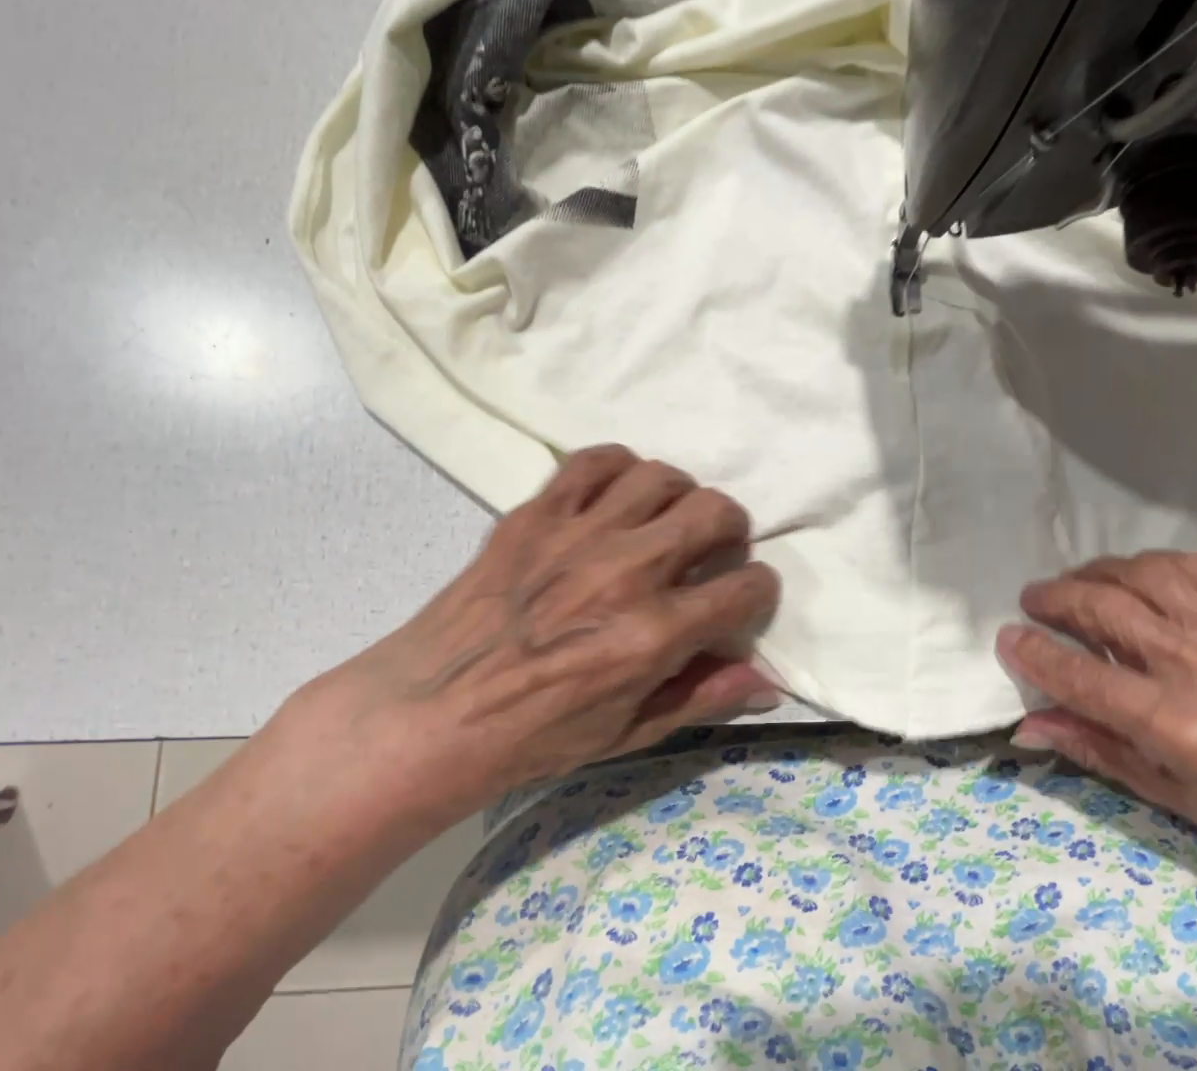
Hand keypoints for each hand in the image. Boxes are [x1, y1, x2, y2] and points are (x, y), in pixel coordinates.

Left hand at [279, 446, 781, 827]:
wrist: (428, 714)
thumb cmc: (533, 736)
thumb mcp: (628, 733)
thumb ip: (703, 699)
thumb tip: (768, 683)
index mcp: (653, 635)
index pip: (746, 587)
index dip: (758, 593)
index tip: (742, 603)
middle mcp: (625, 572)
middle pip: (716, 511)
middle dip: (732, 532)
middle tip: (713, 555)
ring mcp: (577, 535)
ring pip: (663, 476)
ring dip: (681, 497)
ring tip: (666, 524)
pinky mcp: (535, 514)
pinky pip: (595, 460)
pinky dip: (620, 470)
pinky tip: (618, 499)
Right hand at [996, 552, 1196, 892]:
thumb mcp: (1167, 795)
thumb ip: (1093, 748)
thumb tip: (1027, 723)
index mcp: (1175, 727)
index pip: (1081, 677)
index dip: (1034, 653)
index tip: (1006, 638)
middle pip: (1106, 610)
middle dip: (1055, 599)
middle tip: (1031, 601)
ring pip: (1146, 575)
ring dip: (1098, 572)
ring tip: (1074, 582)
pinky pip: (1190, 571)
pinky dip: (1148, 565)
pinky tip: (1131, 577)